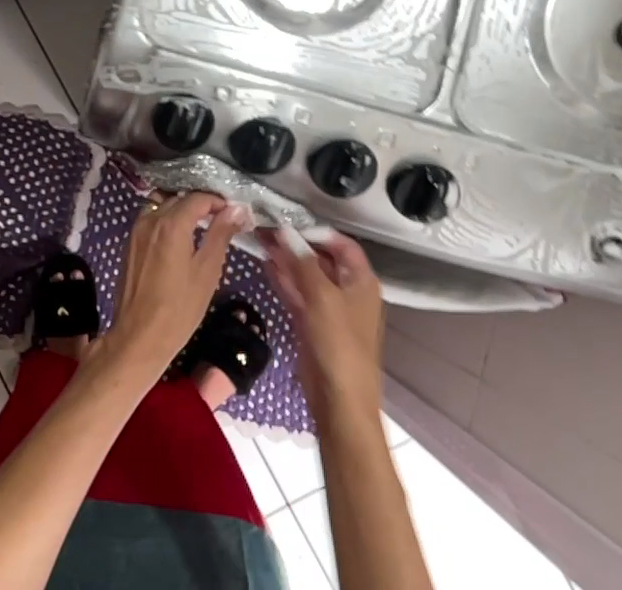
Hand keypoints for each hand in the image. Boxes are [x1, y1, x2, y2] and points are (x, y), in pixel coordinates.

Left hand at [101, 192, 248, 374]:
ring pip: (162, 207)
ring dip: (182, 212)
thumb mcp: (207, 270)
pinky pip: (151, 221)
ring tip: (202, 229)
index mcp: (171, 223)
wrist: (139, 335)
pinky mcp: (129, 244)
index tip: (234, 215)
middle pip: (179, 199)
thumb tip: (235, 209)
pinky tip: (180, 240)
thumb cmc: (179, 307)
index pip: (198, 198)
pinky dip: (167, 222)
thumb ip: (220, 234)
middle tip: (222, 221)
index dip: (218, 202)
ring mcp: (136, 231)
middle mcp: (150, 219)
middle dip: (201, 205)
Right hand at [259, 229, 384, 419]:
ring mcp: (329, 308)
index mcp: (361, 281)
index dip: (317, 232)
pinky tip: (265, 265)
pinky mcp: (312, 323)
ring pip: (306, 276)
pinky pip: (297, 294)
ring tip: (260, 241)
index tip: (288, 224)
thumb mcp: (321, 296)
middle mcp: (347, 291)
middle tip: (265, 229)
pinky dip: (283, 279)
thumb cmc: (338, 343)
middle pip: (321, 259)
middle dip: (295, 244)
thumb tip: (284, 230)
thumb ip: (301, 261)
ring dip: (285, 259)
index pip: (342, 244)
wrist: (338, 397)